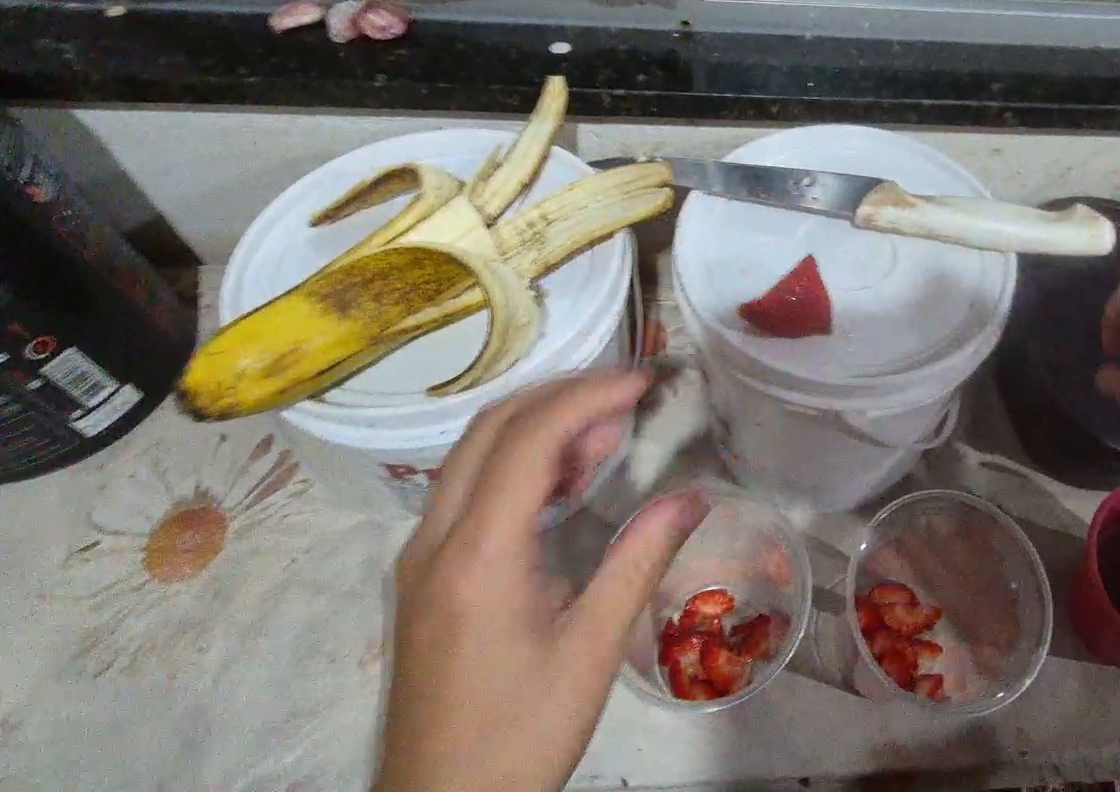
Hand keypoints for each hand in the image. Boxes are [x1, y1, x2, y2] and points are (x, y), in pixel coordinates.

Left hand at [374, 373, 708, 791]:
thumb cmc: (519, 734)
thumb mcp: (593, 650)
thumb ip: (641, 560)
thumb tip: (696, 495)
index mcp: (478, 554)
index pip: (528, 439)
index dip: (588, 397)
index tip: (643, 383)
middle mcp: (436, 538)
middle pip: (491, 428)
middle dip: (562, 396)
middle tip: (628, 398)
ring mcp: (423, 553)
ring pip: (475, 452)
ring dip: (540, 426)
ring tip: (608, 436)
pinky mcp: (427, 570)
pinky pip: (471, 486)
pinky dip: (521, 462)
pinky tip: (568, 481)